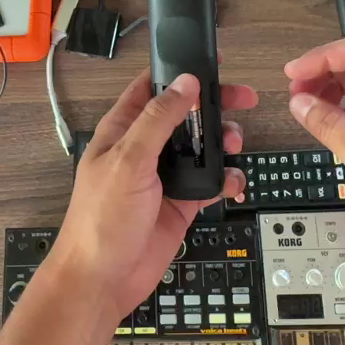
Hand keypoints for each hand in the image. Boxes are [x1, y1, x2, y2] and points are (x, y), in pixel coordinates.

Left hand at [48, 71, 253, 326]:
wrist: (102, 280)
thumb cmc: (101, 219)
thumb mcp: (128, 160)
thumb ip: (158, 120)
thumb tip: (185, 83)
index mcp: (123, 129)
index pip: (151, 87)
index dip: (179, 72)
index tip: (211, 63)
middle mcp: (144, 148)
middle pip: (184, 114)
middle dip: (213, 105)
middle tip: (243, 98)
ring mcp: (163, 176)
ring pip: (201, 146)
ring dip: (223, 141)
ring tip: (237, 142)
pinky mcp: (180, 202)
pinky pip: (210, 182)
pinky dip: (226, 179)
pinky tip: (233, 181)